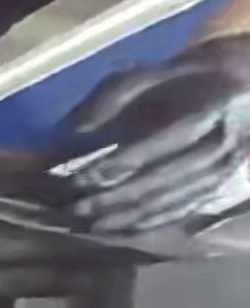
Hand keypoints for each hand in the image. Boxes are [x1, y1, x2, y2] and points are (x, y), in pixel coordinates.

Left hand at [65, 34, 249, 232]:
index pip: (172, 139)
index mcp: (222, 103)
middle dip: (122, 195)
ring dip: (135, 214)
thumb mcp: (151, 74)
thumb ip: (115, 94)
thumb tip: (77, 128)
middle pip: (178, 172)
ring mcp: (236, 157)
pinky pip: (193, 204)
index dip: (123, 163)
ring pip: (186, 193)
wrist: (238, 80)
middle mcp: (237, 133)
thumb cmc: (181, 80)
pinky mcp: (226, 176)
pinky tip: (118, 233)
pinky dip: (155, 221)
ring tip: (89, 228)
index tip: (76, 182)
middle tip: (75, 211)